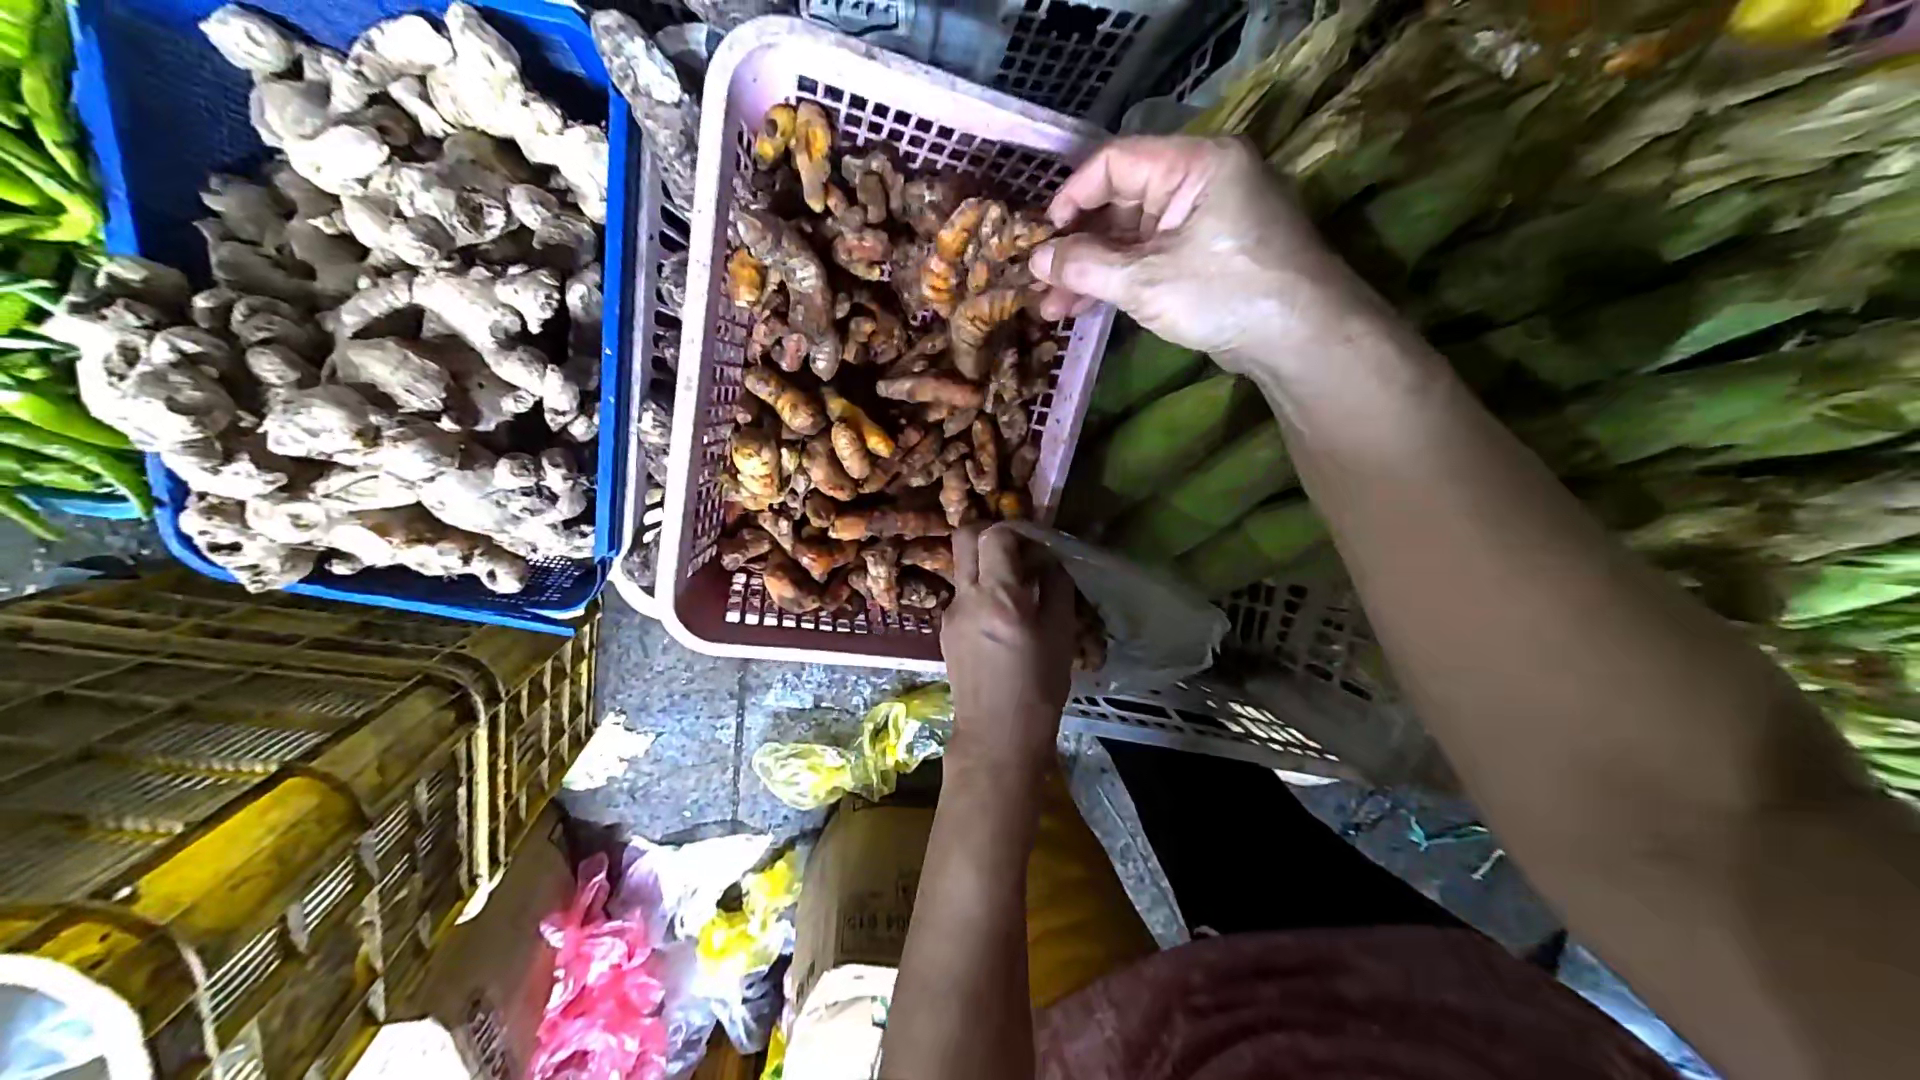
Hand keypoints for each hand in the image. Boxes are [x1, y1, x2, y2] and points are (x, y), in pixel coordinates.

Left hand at [940, 524, 1076, 780]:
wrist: (997, 735)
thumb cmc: (1038, 687)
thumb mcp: (1060, 634)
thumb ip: (1056, 588)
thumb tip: (1051, 560)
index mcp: (998, 596)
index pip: (995, 535)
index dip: (1018, 529)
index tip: (1039, 542)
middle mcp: (966, 597)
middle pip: (965, 537)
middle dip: (991, 533)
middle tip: (1020, 549)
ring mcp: (950, 613)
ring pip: (962, 567)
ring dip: (987, 564)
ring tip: (1018, 588)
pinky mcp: (944, 630)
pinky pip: (963, 594)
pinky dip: (982, 591)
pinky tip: (1003, 618)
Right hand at [1031, 135, 1388, 374]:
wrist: (1300, 339)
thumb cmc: (1225, 294)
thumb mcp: (1146, 281)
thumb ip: (1085, 267)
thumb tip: (1035, 260)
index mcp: (1195, 164)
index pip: (1115, 162)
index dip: (1072, 197)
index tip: (1041, 236)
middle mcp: (1200, 182)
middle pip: (1121, 204)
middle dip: (1077, 248)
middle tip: (1041, 282)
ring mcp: (1203, 221)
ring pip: (1131, 238)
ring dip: (1091, 273)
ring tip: (1053, 309)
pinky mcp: (1205, 256)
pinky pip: (1150, 259)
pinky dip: (1119, 281)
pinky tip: (1085, 307)